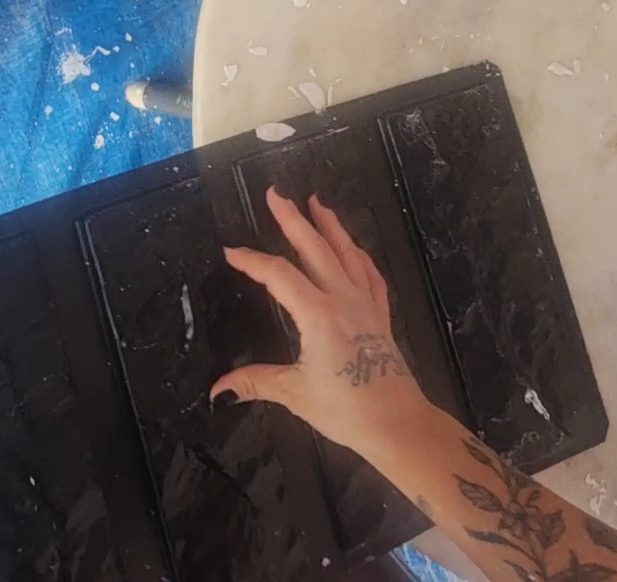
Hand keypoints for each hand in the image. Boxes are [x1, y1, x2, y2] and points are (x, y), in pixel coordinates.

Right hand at [209, 188, 437, 456]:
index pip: (279, 275)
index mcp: (318, 315)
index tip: (232, 251)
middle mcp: (342, 299)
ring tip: (315, 201)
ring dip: (329, 225)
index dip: (253, 261)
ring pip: (346, 252)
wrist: (399, 424)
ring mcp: (365, 303)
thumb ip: (256, 382)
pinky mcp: (380, 314)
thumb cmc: (347, 411)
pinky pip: (369, 273)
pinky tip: (352, 246)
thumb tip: (217, 390)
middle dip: (292, 218)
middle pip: (314, 248)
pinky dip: (357, 254)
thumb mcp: (295, 394)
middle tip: (275, 193)